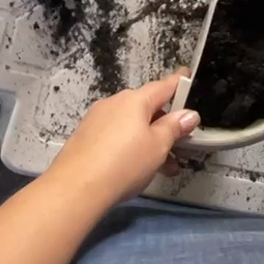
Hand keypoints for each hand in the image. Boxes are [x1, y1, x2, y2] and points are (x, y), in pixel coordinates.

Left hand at [44, 73, 199, 208]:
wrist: (75, 189)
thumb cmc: (124, 164)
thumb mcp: (158, 146)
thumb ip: (174, 128)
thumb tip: (189, 114)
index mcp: (135, 100)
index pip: (163, 86)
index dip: (178, 82)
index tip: (187, 74)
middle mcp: (115, 103)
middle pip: (147, 108)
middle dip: (166, 124)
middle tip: (182, 144)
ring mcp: (98, 119)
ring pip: (132, 125)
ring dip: (150, 141)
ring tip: (165, 167)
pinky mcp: (86, 136)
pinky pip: (117, 135)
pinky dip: (132, 146)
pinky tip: (139, 169)